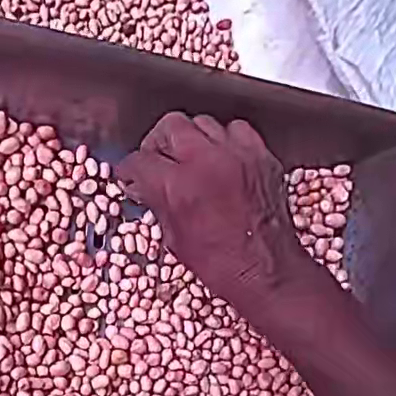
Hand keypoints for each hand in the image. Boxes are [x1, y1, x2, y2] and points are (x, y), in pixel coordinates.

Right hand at [115, 113, 316, 313]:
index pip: (140, 160)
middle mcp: (207, 162)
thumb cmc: (221, 265)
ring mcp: (237, 155)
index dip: (130, 169)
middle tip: (157, 161)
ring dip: (190, 139)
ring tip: (189, 159)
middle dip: (158, 144)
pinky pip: (236, 130)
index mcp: (178, 186)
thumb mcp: (175, 239)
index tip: (131, 174)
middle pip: (170, 126)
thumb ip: (158, 204)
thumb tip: (146, 189)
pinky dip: (224, 140)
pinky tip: (220, 159)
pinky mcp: (261, 156)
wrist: (266, 272)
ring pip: (202, 123)